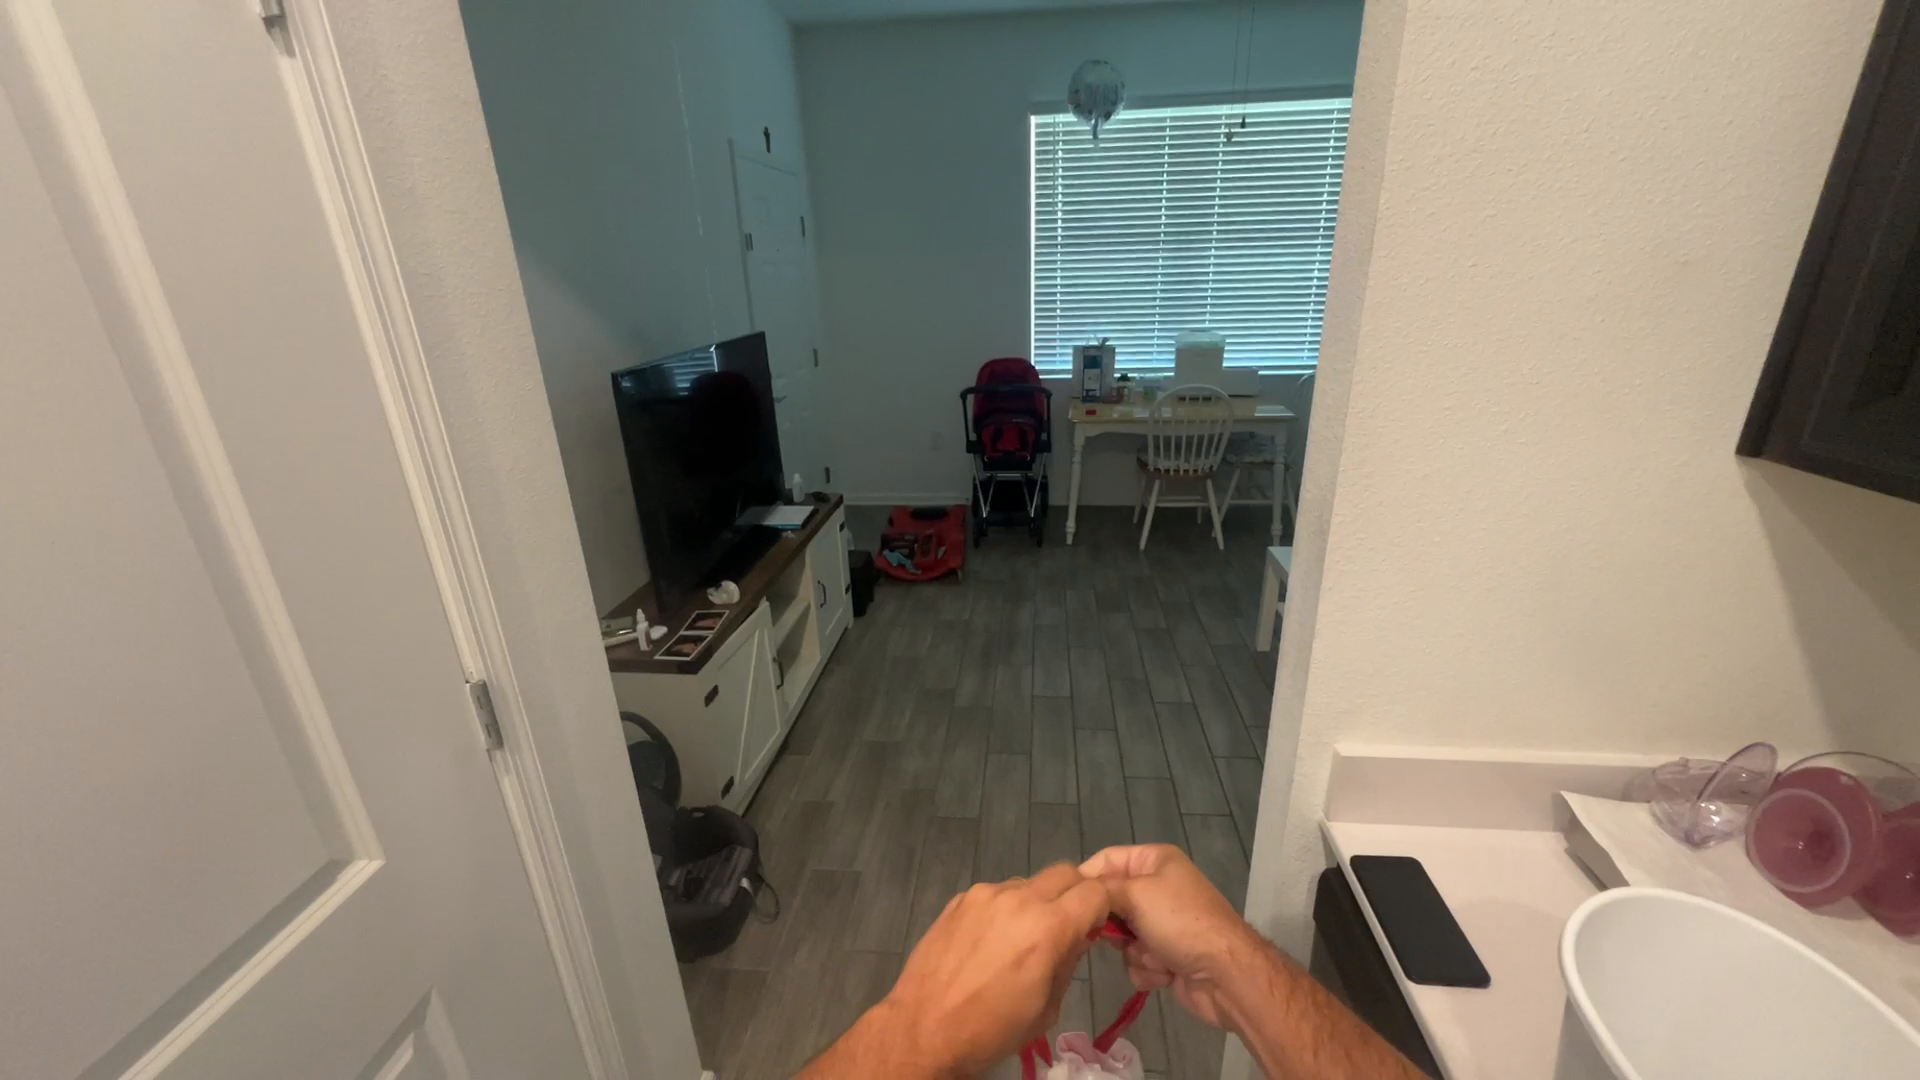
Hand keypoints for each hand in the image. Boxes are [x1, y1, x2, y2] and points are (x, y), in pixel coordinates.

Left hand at [876, 863, 1109, 1076]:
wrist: (923, 1027)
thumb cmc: (992, 1030)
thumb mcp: (1046, 1008)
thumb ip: (1068, 960)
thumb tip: (1078, 934)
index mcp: (1048, 928)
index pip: (1095, 892)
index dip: (1105, 904)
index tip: (1101, 921)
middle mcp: (1019, 898)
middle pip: (1065, 872)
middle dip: (1076, 893)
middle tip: (1071, 923)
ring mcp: (986, 893)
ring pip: (1029, 882)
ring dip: (1038, 901)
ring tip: (1022, 939)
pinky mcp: (962, 897)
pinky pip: (998, 893)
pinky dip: (1006, 909)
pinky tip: (991, 941)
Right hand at [1080, 844, 1264, 1032]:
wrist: (1226, 976)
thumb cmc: (1180, 922)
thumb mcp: (1136, 893)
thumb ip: (1101, 889)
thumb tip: (1080, 894)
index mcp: (1154, 860)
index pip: (1106, 860)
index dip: (1086, 879)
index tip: (1067, 901)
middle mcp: (1157, 887)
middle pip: (1112, 901)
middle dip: (1115, 924)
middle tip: (1115, 935)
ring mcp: (1163, 924)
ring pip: (1123, 936)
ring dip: (1135, 951)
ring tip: (1155, 956)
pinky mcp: (1166, 956)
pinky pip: (1137, 959)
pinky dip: (1147, 968)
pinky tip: (1165, 972)